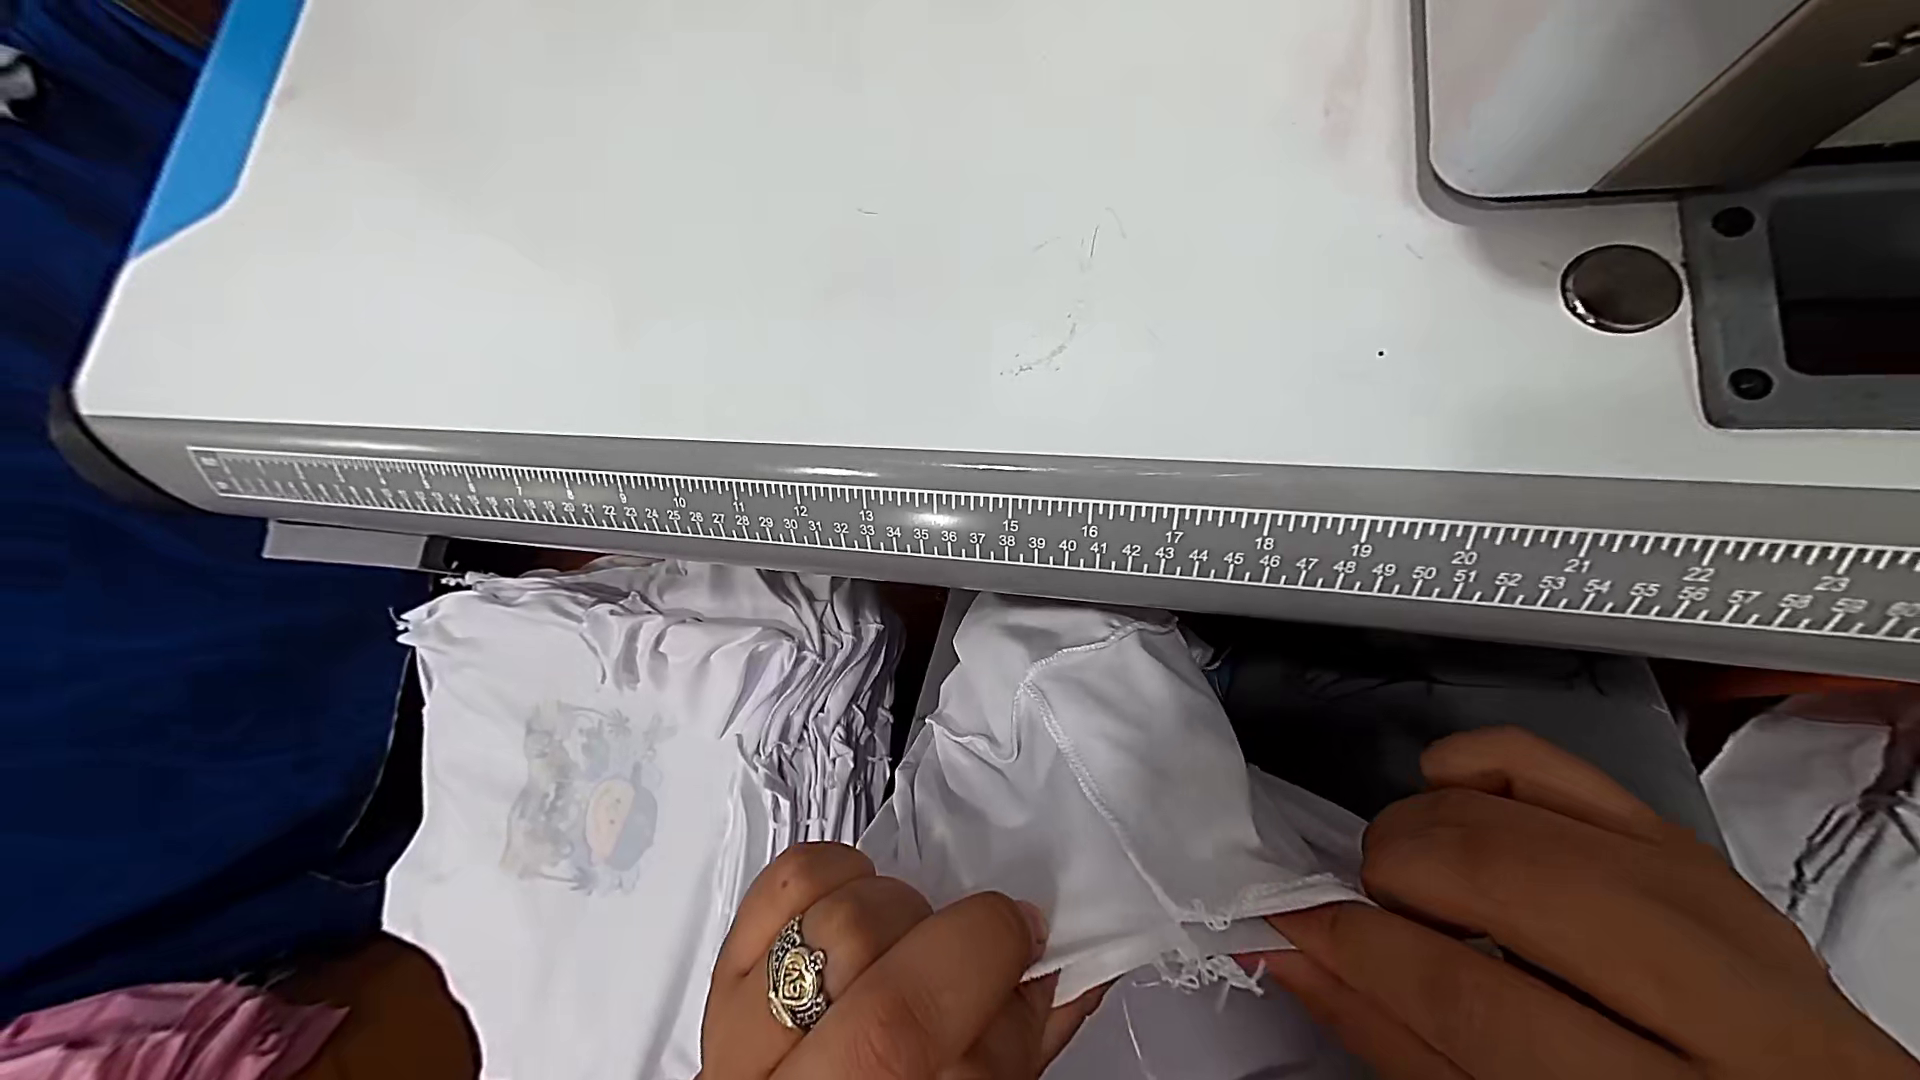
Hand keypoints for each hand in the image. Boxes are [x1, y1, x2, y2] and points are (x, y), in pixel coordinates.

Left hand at [698, 843, 1106, 1078]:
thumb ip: (1018, 1042)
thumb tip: (1072, 963)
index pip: (967, 1078)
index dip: (1013, 995)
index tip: (1035, 949)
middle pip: (892, 1013)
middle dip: (968, 944)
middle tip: (989, 936)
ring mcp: (743, 1037)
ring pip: (840, 931)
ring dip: (901, 908)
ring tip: (911, 933)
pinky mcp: (723, 973)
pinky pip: (785, 883)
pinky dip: (835, 867)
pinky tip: (855, 894)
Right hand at [1260, 727, 1919, 1079]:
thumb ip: (1389, 1032)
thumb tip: (1286, 944)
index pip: (1468, 994)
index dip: (1354, 944)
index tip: (1286, 914)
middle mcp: (1731, 1003)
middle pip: (1498, 876)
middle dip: (1392, 872)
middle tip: (1366, 899)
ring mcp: (1712, 900)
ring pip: (1513, 814)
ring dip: (1418, 826)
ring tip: (1409, 873)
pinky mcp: (1683, 841)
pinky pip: (1551, 762)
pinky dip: (1468, 761)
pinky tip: (1446, 797)